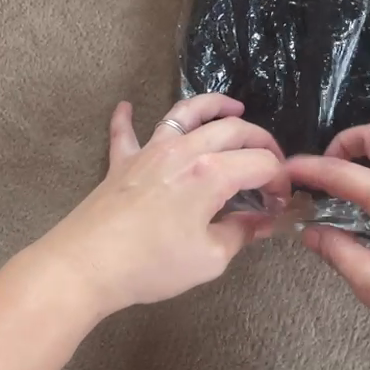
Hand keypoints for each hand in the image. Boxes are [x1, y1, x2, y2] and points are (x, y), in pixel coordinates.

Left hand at [27, 94, 285, 318]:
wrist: (88, 265)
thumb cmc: (152, 264)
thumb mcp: (210, 258)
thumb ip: (241, 233)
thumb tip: (262, 222)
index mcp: (212, 173)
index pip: (260, 163)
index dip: (279, 181)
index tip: (281, 203)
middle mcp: (185, 150)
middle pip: (233, 130)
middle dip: (261, 141)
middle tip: (272, 160)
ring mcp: (151, 151)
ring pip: (185, 113)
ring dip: (213, 105)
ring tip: (233, 106)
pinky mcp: (122, 162)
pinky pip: (125, 132)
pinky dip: (126, 118)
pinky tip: (127, 106)